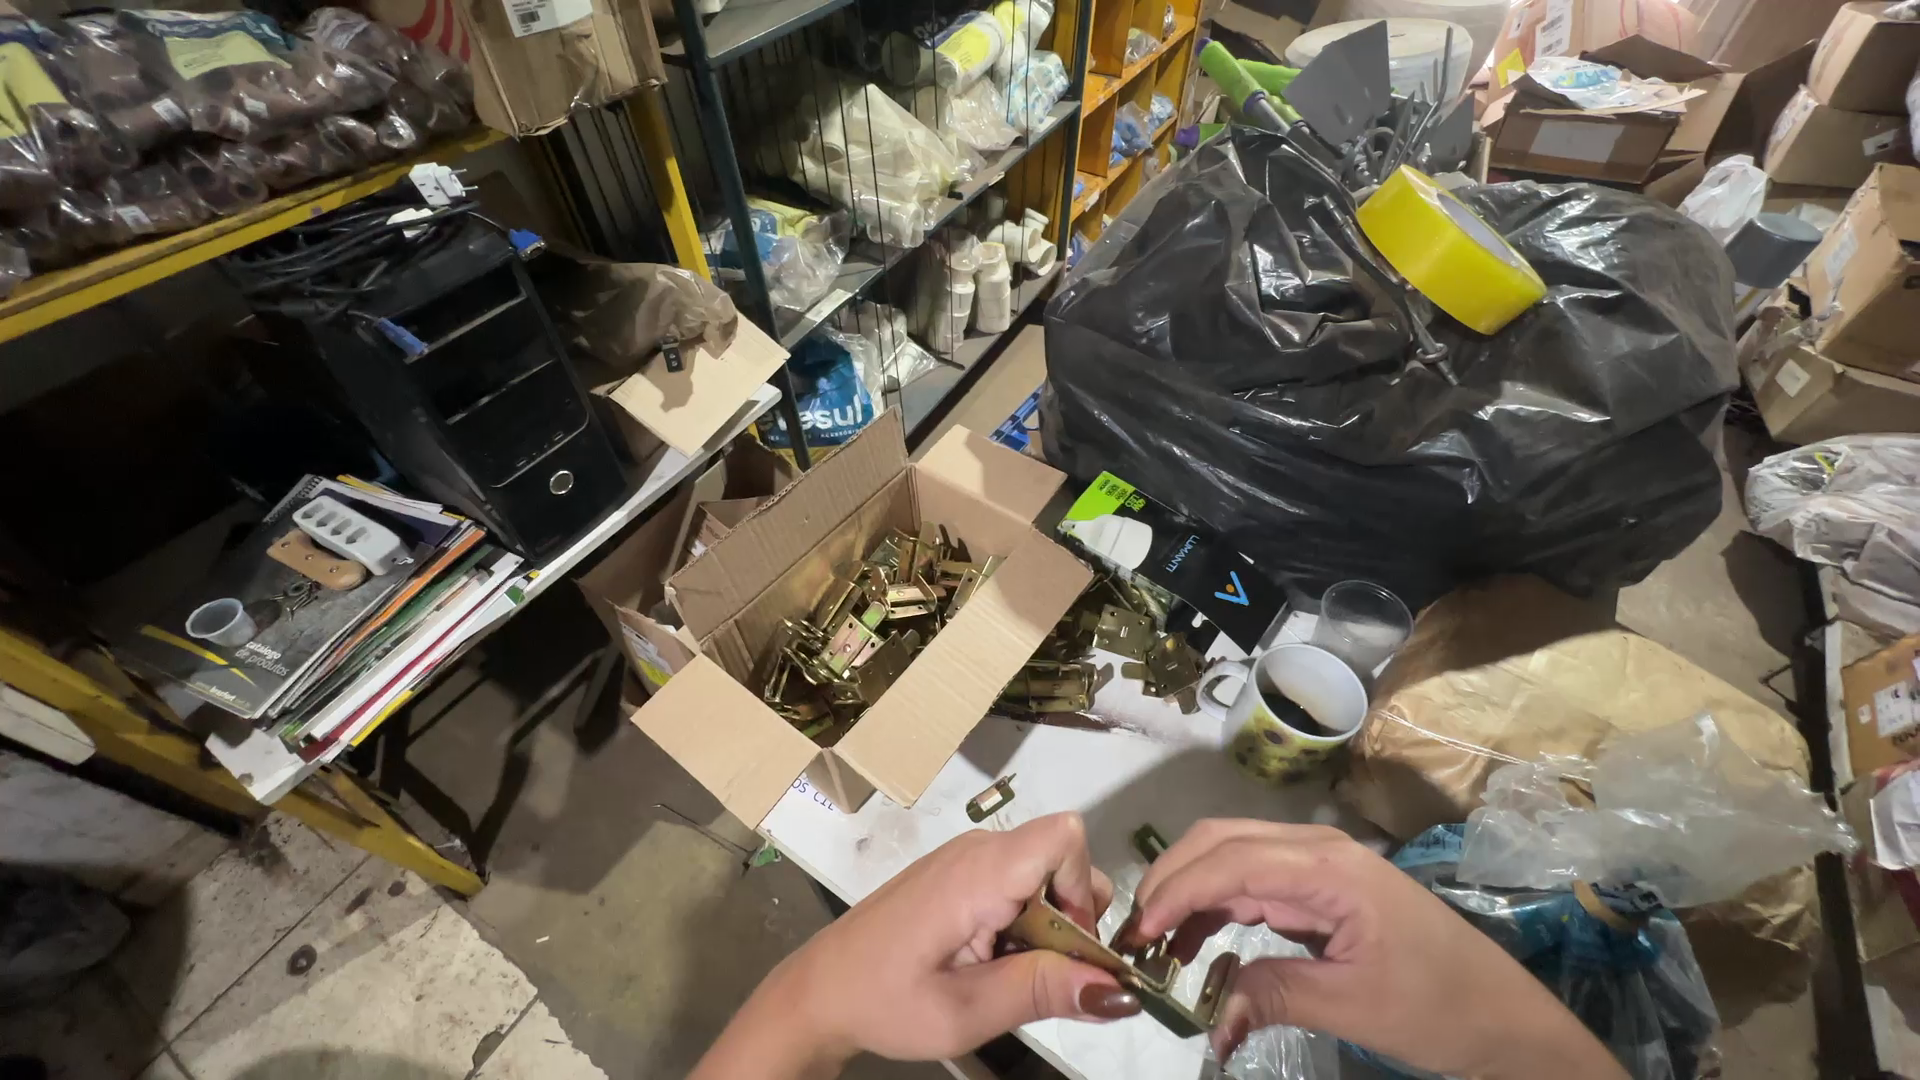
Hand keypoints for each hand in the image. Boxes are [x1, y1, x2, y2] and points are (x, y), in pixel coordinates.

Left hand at [692, 813, 1141, 1078]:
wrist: (822, 988)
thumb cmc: (887, 1000)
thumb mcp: (967, 1011)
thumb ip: (1044, 991)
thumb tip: (1121, 992)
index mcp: (980, 870)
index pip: (1063, 835)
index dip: (1083, 885)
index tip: (1072, 946)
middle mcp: (978, 849)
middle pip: (1060, 856)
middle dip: (1075, 915)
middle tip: (1047, 975)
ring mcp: (967, 857)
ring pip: (1042, 871)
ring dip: (1050, 924)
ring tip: (1013, 973)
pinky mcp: (959, 871)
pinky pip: (1016, 879)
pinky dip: (1026, 919)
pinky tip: (995, 960)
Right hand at [1126, 820, 1628, 1079]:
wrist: (1511, 1021)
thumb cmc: (1441, 1009)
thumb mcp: (1353, 1007)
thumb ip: (1271, 997)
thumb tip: (1208, 1025)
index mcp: (1327, 866)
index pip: (1231, 862)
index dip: (1179, 890)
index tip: (1141, 932)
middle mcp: (1314, 847)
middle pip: (1219, 841)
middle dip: (1171, 878)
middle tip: (1137, 931)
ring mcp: (1314, 862)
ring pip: (1228, 856)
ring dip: (1188, 890)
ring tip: (1157, 941)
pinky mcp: (1314, 884)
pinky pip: (1249, 881)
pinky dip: (1214, 905)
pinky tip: (1195, 942)